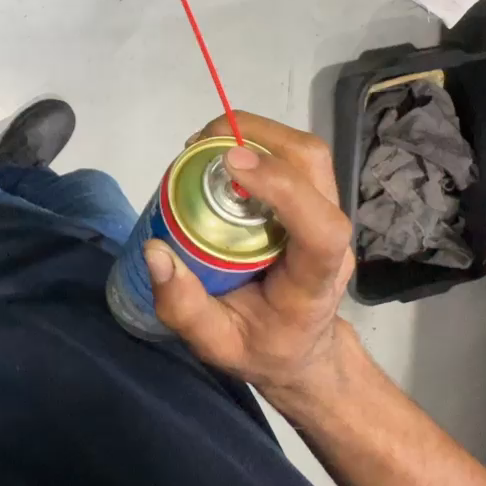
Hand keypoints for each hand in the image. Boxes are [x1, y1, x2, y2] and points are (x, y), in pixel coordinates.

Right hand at [144, 112, 356, 404]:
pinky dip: (256, 143)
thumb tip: (154, 250)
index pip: (320, 228)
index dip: (281, 186)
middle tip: (200, 146)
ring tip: (204, 147)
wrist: (304, 352)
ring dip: (256, 134)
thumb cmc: (264, 348)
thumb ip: (183, 306)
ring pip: (306, 153)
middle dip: (258, 138)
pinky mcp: (313, 202)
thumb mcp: (216, 344)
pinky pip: (292, 158)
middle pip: (314, 167)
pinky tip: (218, 159)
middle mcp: (331, 240)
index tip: (230, 163)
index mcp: (313, 280)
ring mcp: (327, 214)